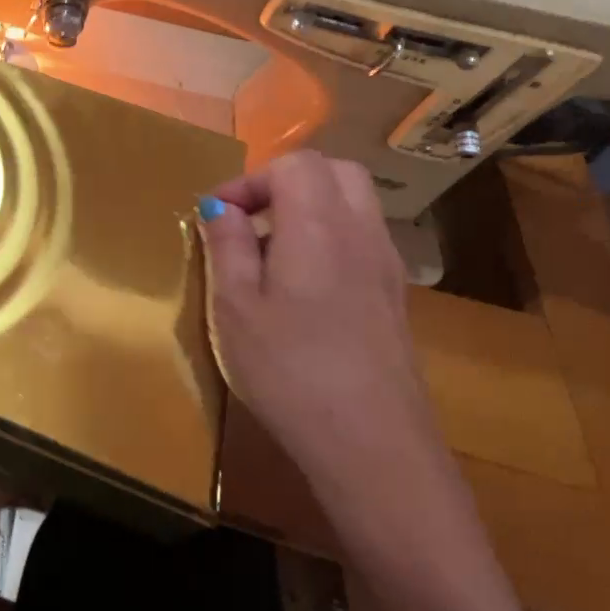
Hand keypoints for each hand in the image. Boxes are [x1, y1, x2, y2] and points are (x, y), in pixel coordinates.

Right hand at [199, 151, 441, 481]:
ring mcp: (385, 268)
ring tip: (265, 254)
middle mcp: (362, 235)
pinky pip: (361, 241)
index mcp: (319, 228)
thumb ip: (227, 246)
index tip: (215, 214)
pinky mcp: (394, 300)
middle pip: (335, 173)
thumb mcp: (233, 306)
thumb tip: (219, 207)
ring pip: (353, 205)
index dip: (250, 177)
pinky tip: (297, 288)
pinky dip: (327, 239)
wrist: (372, 446)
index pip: (296, 164)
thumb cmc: (288, 370)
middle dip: (284, 182)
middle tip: (244, 220)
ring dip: (307, 210)